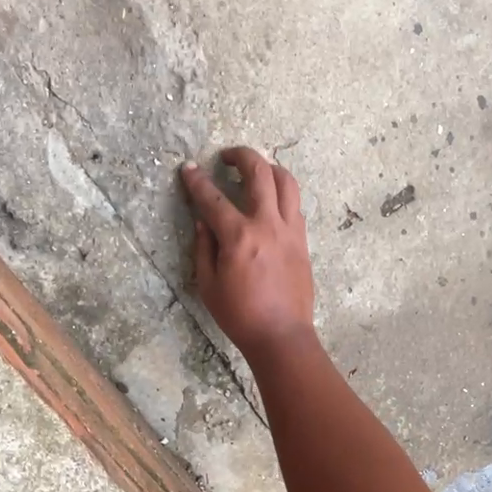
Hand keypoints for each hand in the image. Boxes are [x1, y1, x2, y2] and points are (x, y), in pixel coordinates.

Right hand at [179, 148, 317, 360]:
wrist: (281, 335)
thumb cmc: (240, 315)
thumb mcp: (209, 285)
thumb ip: (204, 248)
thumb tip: (203, 221)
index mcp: (239, 237)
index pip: (213, 198)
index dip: (197, 181)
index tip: (188, 168)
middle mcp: (267, 224)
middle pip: (259, 171)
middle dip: (240, 156)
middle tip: (227, 156)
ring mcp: (290, 230)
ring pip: (286, 181)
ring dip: (269, 167)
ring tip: (256, 170)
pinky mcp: (303, 241)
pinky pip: (295, 205)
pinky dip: (282, 194)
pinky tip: (271, 201)